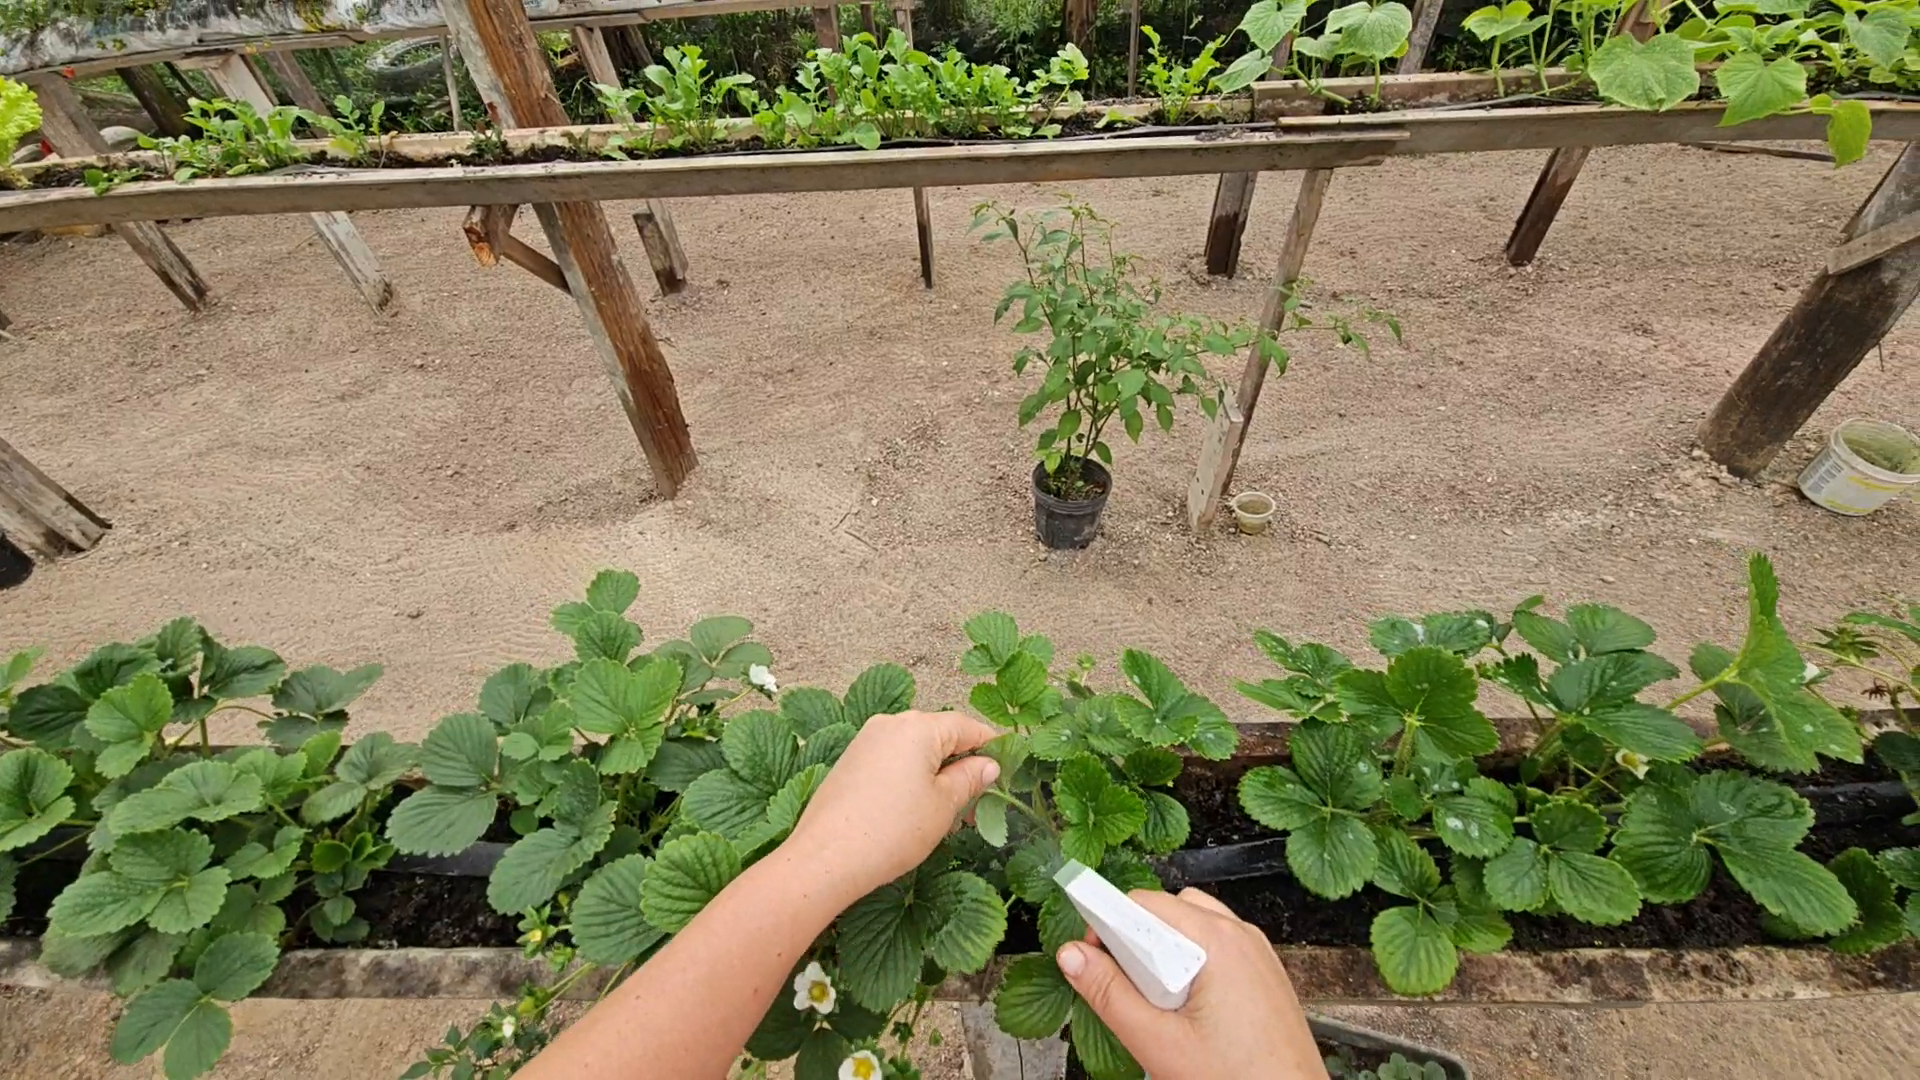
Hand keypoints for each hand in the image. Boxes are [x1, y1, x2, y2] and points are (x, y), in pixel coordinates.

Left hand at [785, 710, 1000, 902]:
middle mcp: (891, 723)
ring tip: (951, 816)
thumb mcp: (943, 805)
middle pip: (940, 737)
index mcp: (918, 726)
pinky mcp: (851, 761)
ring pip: (916, 751)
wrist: (825, 859)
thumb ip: (970, 779)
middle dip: (964, 766)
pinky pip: (893, 761)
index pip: (967, 726)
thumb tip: (988, 764)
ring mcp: (867, 741)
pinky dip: (912, 779)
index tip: (1009, 766)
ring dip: (938, 776)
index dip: (991, 745)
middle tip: (981, 804)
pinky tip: (918, 812)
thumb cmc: (892, 830)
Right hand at [1057, 887, 1323, 1078]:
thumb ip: (1109, 994)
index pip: (1144, 904)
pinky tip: (1186, 1007)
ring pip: (1192, 925)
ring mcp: (1257, 954)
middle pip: (1168, 910)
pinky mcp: (1265, 975)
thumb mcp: (1158, 1044)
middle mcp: (1240, 936)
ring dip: (1164, 950)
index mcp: (1217, 942)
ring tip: (1157, 1000)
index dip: (1109, 924)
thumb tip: (1072, 956)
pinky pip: (1217, 946)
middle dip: (1137, 939)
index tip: (1092, 955)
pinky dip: (1192, 962)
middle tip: (1125, 984)